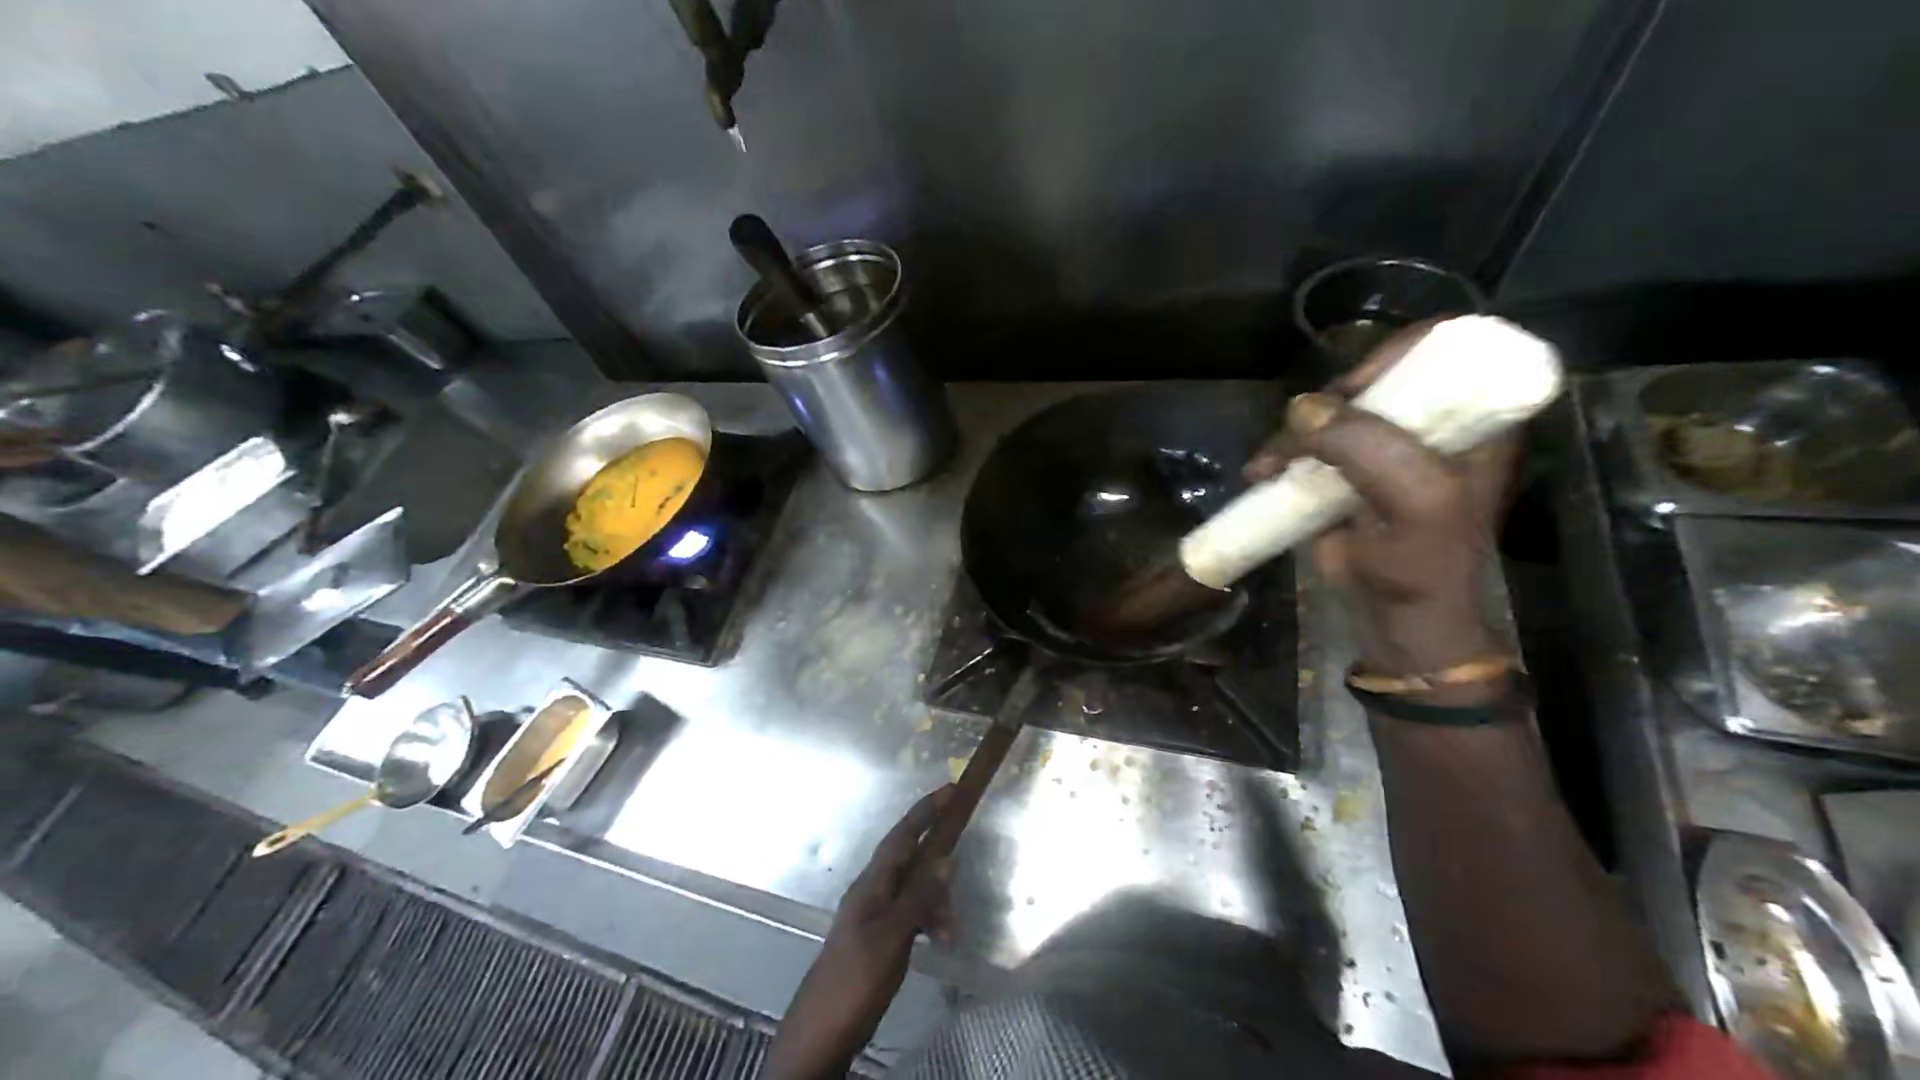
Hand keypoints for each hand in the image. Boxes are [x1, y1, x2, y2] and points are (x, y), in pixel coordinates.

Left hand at [765, 786, 954, 1079]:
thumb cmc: (856, 978)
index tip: (951, 789)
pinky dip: (928, 921)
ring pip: (914, 891)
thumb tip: (947, 856)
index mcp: (871, 883)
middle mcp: (872, 892)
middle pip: (911, 861)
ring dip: (936, 903)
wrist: (821, 1032)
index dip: (925, 811)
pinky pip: (910, 915)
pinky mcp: (879, 939)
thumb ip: (920, 896)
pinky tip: (938, 939)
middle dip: (938, 867)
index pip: (902, 835)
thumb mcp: (893, 936)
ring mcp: (874, 916)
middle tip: (958, 886)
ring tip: (951, 932)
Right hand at [1246, 324, 1517, 692]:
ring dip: (1294, 432)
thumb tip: (1301, 408)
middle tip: (1301, 433)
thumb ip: (1370, 449)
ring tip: (1268, 465)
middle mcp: (1429, 425)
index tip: (1356, 390)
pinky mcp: (1342, 474)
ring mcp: (1381, 450)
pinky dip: (1280, 454)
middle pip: (1375, 377)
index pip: (1443, 351)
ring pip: (1332, 410)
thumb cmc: (1424, 564)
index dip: (1397, 355)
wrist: (1394, 621)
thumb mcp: (1417, 504)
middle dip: (1330, 401)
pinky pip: (1307, 444)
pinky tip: (1261, 474)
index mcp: (1474, 421)